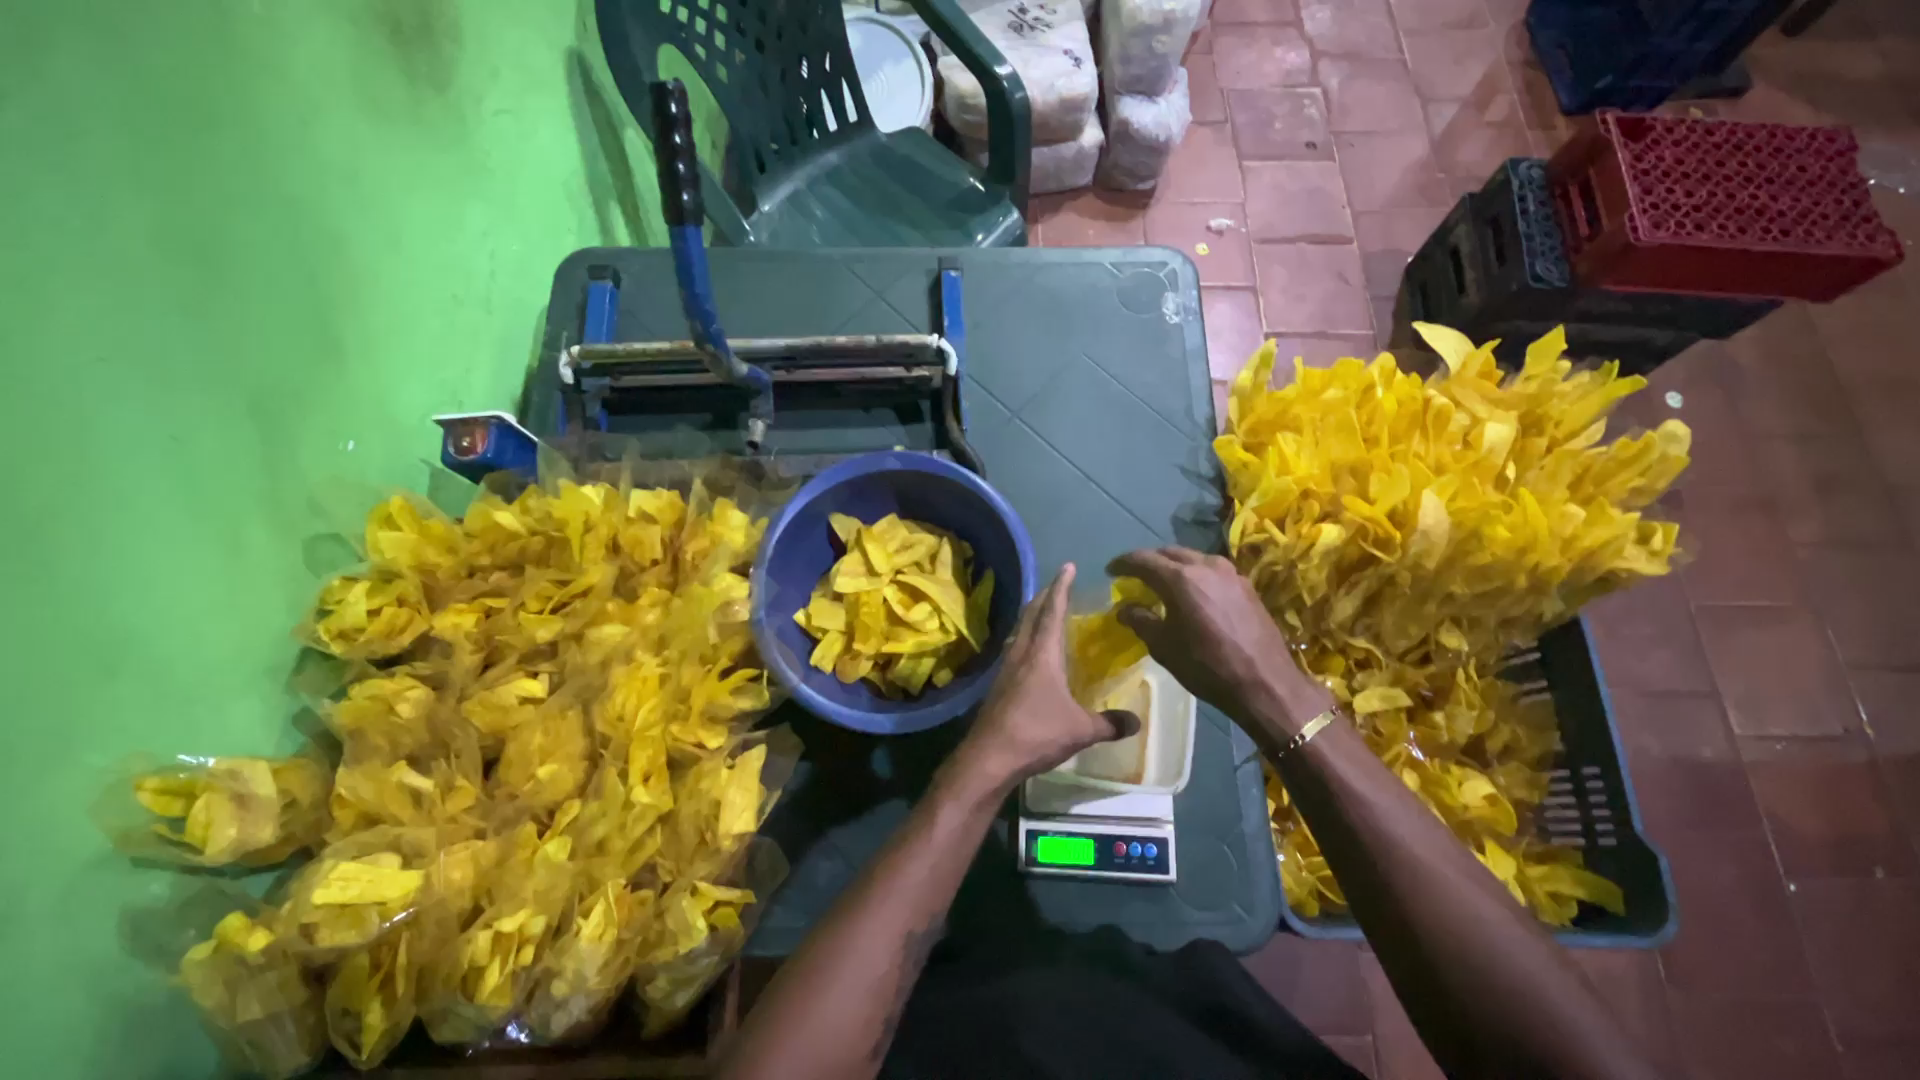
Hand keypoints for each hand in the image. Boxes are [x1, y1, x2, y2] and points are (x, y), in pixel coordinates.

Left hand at [954, 564, 1140, 791]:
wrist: (989, 758)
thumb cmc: (1036, 733)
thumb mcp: (1081, 730)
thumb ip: (1109, 723)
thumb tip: (1136, 722)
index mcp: (1042, 654)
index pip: (1053, 611)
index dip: (1061, 587)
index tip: (1067, 567)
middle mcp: (1021, 654)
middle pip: (1031, 615)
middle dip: (1044, 597)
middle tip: (1057, 586)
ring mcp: (1005, 670)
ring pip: (1019, 633)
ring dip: (1032, 618)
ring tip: (1044, 615)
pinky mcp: (998, 688)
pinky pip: (1014, 652)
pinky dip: (1026, 642)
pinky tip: (1031, 656)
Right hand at [1107, 547, 1332, 737]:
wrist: (1265, 681)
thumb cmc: (1207, 666)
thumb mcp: (1164, 647)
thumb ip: (1141, 620)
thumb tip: (1124, 608)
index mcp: (1180, 578)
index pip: (1143, 560)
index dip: (1123, 563)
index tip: (1110, 571)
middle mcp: (1205, 565)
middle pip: (1169, 552)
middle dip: (1149, 561)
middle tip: (1135, 576)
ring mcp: (1230, 573)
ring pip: (1193, 558)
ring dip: (1174, 566)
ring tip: (1163, 583)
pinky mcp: (1245, 585)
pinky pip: (1212, 570)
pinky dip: (1195, 575)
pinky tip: (1192, 593)